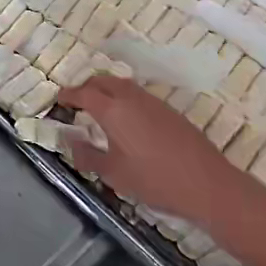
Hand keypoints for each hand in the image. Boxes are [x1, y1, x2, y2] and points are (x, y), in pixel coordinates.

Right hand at [57, 76, 258, 225]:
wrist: (207, 184)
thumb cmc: (154, 180)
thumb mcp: (113, 174)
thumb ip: (86, 155)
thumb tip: (69, 140)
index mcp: (113, 110)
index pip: (83, 93)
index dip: (68, 95)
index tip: (58, 100)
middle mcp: (132, 98)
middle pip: (103, 82)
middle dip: (86, 88)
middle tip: (76, 104)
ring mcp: (153, 102)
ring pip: (122, 85)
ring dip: (106, 91)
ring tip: (98, 111)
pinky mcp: (169, 111)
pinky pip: (137, 95)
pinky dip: (123, 99)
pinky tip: (125, 121)